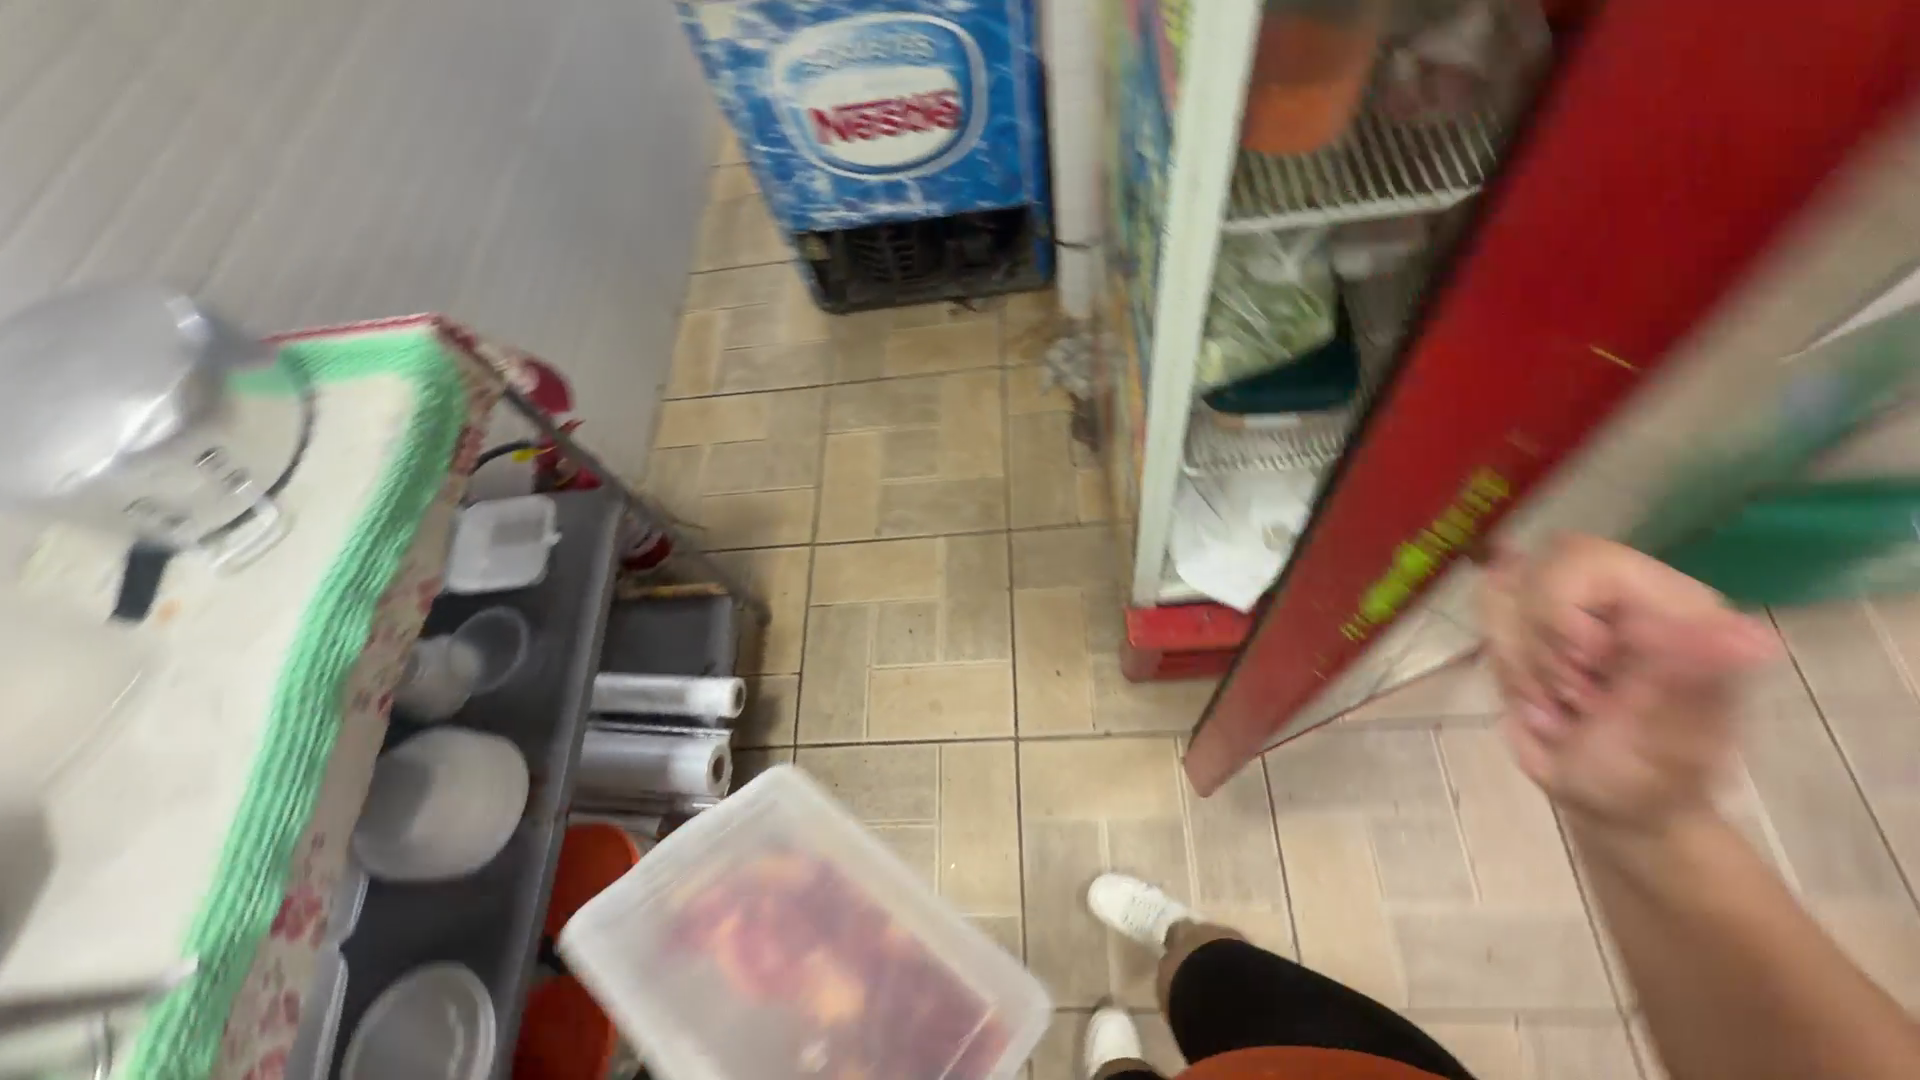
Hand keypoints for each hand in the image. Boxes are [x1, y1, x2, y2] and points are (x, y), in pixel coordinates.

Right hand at [1479, 534, 1779, 830]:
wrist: (1606, 807)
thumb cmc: (1649, 782)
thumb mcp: (1671, 744)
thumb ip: (1692, 685)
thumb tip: (1747, 636)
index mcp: (1671, 605)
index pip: (1581, 558)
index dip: (1560, 610)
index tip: (1587, 666)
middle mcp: (1619, 596)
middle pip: (1531, 572)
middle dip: (1538, 645)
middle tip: (1576, 694)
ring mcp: (1568, 610)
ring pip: (1500, 601)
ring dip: (1523, 666)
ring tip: (1563, 704)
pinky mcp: (1530, 631)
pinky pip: (1488, 627)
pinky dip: (1508, 672)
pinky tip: (1541, 700)